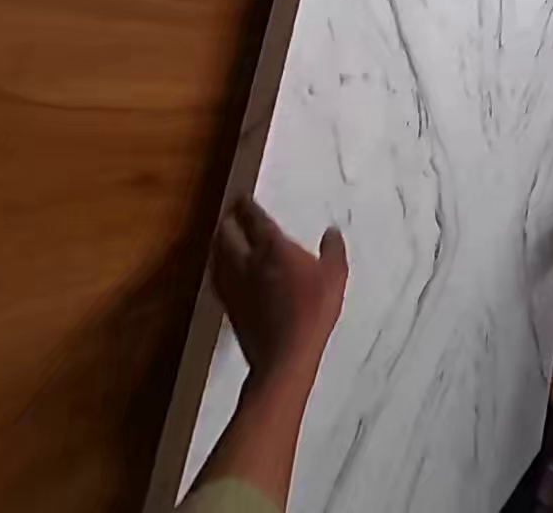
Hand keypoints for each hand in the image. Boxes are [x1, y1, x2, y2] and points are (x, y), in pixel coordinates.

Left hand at [210, 197, 347, 379]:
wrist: (285, 355)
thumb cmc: (313, 310)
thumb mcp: (335, 275)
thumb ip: (333, 249)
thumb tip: (331, 232)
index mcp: (273, 249)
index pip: (255, 221)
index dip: (247, 207)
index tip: (242, 197)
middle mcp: (249, 263)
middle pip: (228, 236)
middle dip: (228, 221)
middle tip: (229, 212)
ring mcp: (236, 286)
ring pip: (218, 257)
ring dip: (218, 242)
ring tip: (220, 235)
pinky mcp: (230, 307)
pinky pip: (218, 278)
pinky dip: (216, 266)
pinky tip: (220, 269)